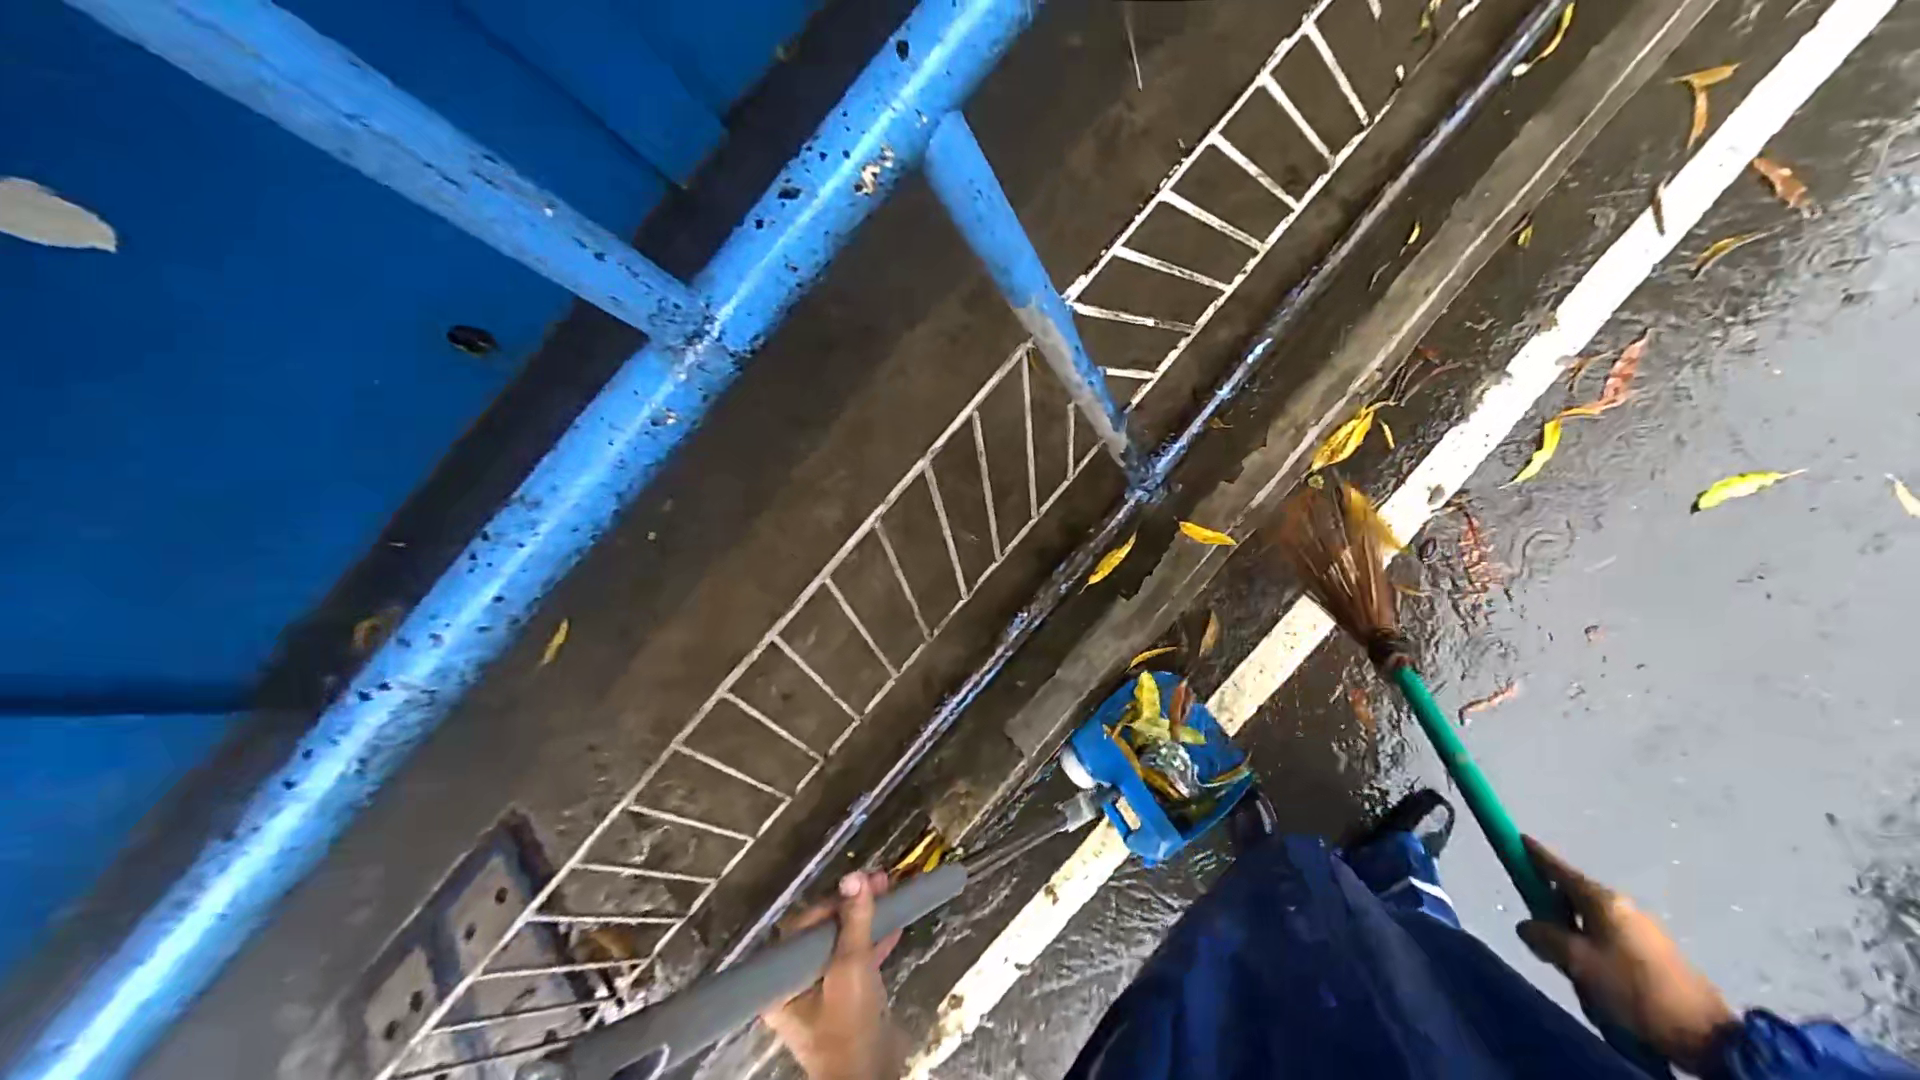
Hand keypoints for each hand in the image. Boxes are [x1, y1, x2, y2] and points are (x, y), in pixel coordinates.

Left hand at [761, 871, 906, 1079]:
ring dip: (867, 918)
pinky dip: (875, 941)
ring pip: (844, 943)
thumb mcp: (852, 970)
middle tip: (880, 881)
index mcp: (784, 982)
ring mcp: (824, 992)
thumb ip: (854, 922)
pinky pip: (858, 961)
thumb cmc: (850, 1029)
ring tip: (891, 890)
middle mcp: (798, 984)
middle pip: (824, 932)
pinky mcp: (847, 1000)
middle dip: (853, 905)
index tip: (856, 886)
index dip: (829, 904)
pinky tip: (896, 923)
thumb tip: (855, 876)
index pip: (801, 928)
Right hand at [1517, 837, 1736, 1075]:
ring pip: (1589, 924)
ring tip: (1578, 975)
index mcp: (1602, 900)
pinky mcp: (1656, 956)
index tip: (1516, 839)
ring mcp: (1643, 931)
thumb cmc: (1633, 989)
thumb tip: (1528, 926)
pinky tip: (1600, 986)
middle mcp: (1623, 907)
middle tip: (1545, 942)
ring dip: (1575, 942)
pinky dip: (1595, 956)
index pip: (1557, 868)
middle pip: (1571, 897)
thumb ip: (1543, 937)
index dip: (1533, 854)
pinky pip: (1608, 943)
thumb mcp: (1576, 962)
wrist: (1708, 1038)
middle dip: (1553, 915)